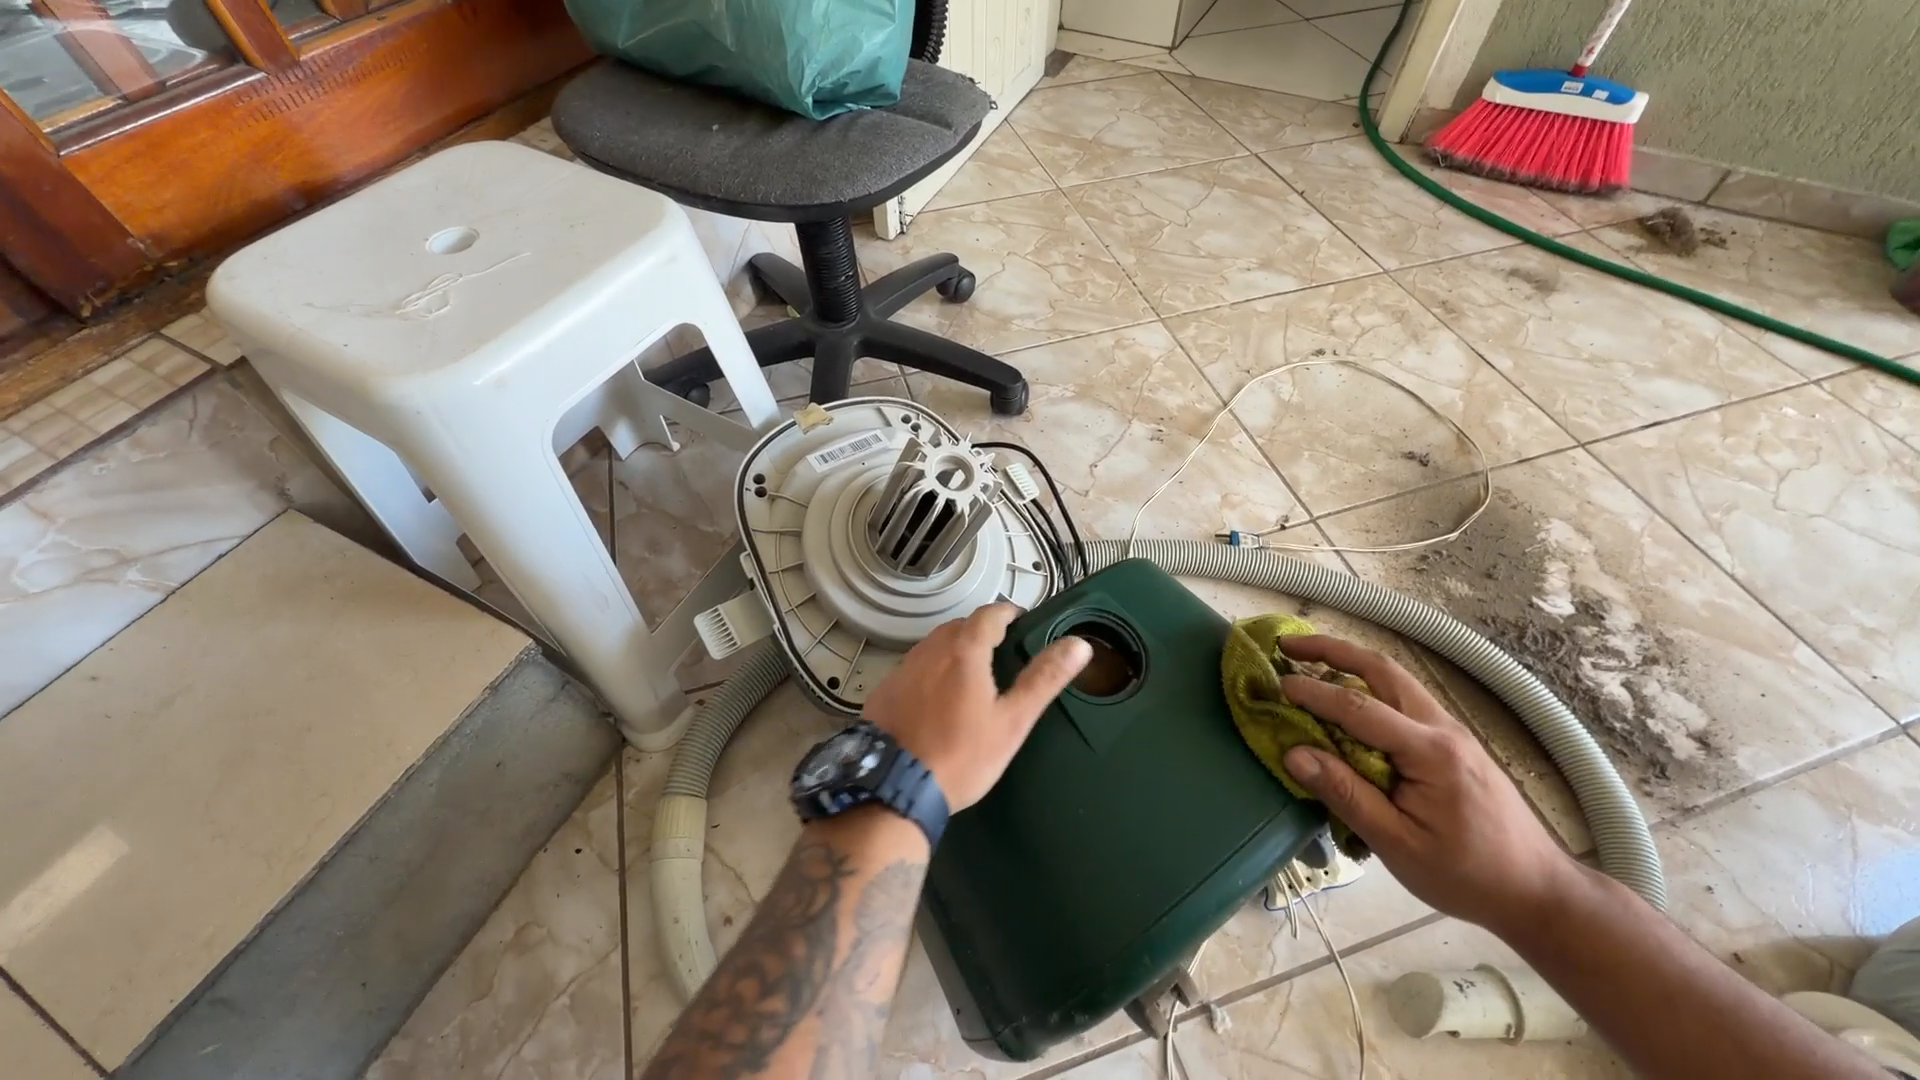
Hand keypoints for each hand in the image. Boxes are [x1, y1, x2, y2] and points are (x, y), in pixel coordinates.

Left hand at [863, 604, 1090, 810]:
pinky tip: (935, 699)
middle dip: (981, 630)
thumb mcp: (1012, 722)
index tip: (1021, 620)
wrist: (894, 787)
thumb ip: (1044, 680)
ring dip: (953, 649)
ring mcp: (902, 670)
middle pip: (959, 627)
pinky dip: (930, 672)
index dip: (1008, 613)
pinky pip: (913, 669)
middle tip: (1001, 650)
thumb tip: (1079, 645)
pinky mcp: (883, 691)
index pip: (989, 614)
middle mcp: (929, 651)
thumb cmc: (962, 756)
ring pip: (933, 646)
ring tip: (971, 673)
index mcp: (964, 651)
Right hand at [1277, 635, 1578, 933]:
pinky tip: (1348, 698)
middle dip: (1333, 650)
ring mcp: (1451, 732)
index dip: (1315, 692)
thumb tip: (1295, 755)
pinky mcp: (1453, 744)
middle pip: (1383, 670)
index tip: (1277, 685)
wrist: (1538, 891)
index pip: (1360, 708)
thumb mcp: (1398, 843)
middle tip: (1288, 646)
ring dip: (1350, 662)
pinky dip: (1368, 684)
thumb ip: (1346, 794)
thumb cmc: (1467, 874)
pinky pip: (1404, 700)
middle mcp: (1443, 728)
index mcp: (1431, 752)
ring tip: (1310, 659)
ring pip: (1396, 680)